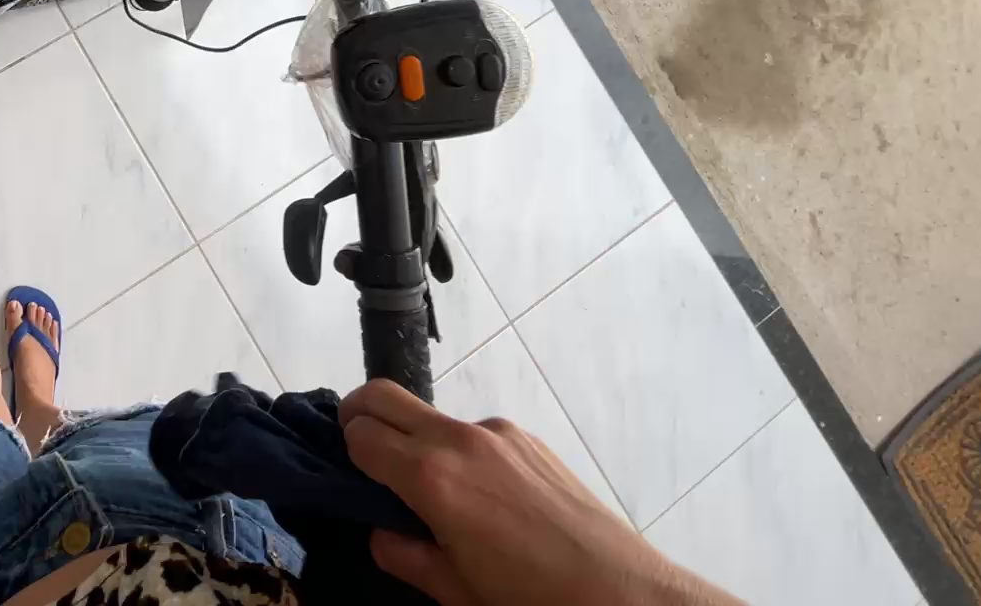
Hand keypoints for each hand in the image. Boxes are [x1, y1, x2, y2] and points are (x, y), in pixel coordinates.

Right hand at [341, 380, 741, 605]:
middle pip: (381, 395)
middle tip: (359, 446)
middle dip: (358, 412)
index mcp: (429, 478)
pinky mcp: (524, 436)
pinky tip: (493, 499)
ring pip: (427, 414)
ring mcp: (493, 431)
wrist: (633, 601)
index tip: (353, 475)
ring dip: (413, 436)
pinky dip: (460, 451)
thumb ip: (404, 555)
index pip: (359, 434)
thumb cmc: (534, 605)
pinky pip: (472, 431)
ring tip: (441, 492)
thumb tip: (379, 530)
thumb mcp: (458, 594)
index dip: (347, 450)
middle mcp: (455, 439)